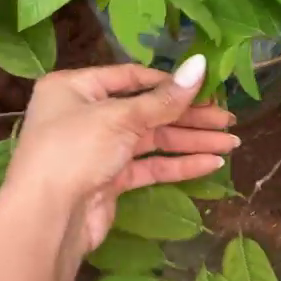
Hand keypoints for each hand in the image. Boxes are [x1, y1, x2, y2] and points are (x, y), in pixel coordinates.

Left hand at [0, 57, 237, 258]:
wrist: (49, 215)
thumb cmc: (74, 151)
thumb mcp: (120, 118)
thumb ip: (165, 98)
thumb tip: (200, 65)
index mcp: (77, 88)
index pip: (133, 78)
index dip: (171, 84)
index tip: (208, 91)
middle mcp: (87, 115)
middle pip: (149, 111)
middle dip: (190, 118)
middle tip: (229, 120)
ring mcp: (101, 149)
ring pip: (154, 140)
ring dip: (192, 142)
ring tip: (230, 144)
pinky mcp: (113, 179)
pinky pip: (151, 166)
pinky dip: (180, 165)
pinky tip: (211, 163)